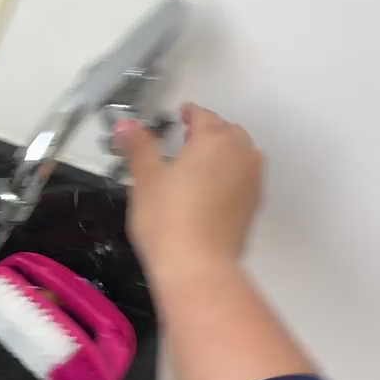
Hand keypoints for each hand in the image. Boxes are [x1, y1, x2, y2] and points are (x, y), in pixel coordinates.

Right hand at [114, 104, 263, 283]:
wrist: (197, 266)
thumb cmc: (166, 218)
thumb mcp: (145, 179)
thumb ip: (138, 147)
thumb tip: (125, 124)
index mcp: (214, 139)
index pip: (203, 116)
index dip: (189, 113)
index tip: (180, 115)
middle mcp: (241, 153)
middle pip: (227, 132)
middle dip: (209, 131)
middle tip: (187, 139)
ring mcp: (252, 180)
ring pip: (240, 154)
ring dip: (223, 152)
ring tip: (199, 164)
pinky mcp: (253, 205)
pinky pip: (243, 178)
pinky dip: (229, 175)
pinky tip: (210, 191)